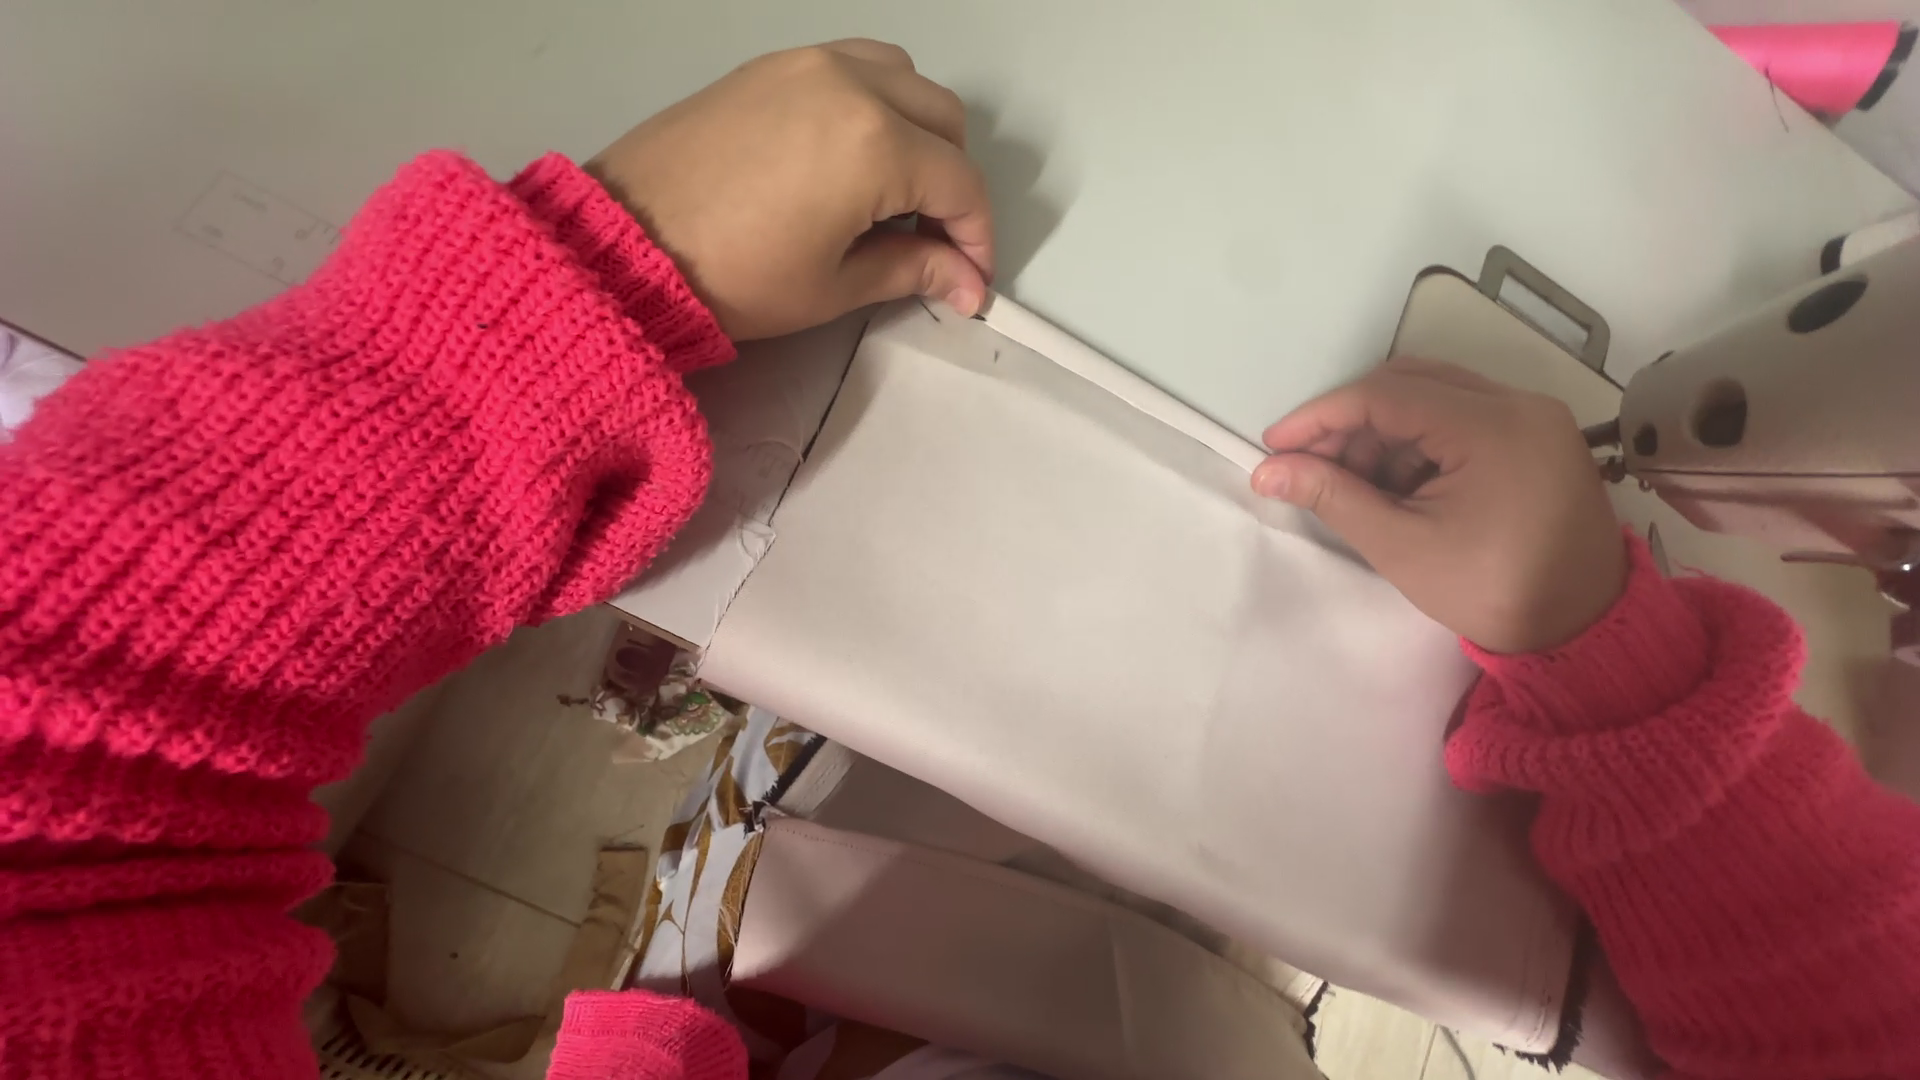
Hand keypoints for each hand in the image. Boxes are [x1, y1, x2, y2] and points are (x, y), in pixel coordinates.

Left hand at [586, 39, 993, 340]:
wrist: (628, 243)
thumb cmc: (738, 278)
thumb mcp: (835, 287)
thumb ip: (913, 271)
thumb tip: (968, 284)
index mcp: (875, 145)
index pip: (961, 186)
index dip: (978, 239)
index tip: (972, 282)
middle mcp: (853, 84)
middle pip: (946, 124)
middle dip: (955, 187)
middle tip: (934, 244)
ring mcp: (810, 63)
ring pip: (905, 82)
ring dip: (922, 137)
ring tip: (898, 198)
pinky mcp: (774, 65)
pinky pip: (856, 67)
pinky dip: (879, 107)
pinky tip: (856, 160)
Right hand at [1250, 358, 1625, 653]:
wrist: (1582, 626)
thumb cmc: (1489, 588)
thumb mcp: (1399, 544)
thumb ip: (1331, 496)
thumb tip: (1266, 472)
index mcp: (1493, 426)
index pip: (1384, 395)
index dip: (1319, 416)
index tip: (1273, 445)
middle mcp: (1517, 404)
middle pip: (1407, 384)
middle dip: (1347, 422)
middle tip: (1308, 464)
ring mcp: (1529, 417)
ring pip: (1428, 397)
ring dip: (1377, 432)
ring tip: (1350, 483)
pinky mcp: (1529, 436)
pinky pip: (1454, 417)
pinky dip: (1411, 442)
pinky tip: (1391, 483)